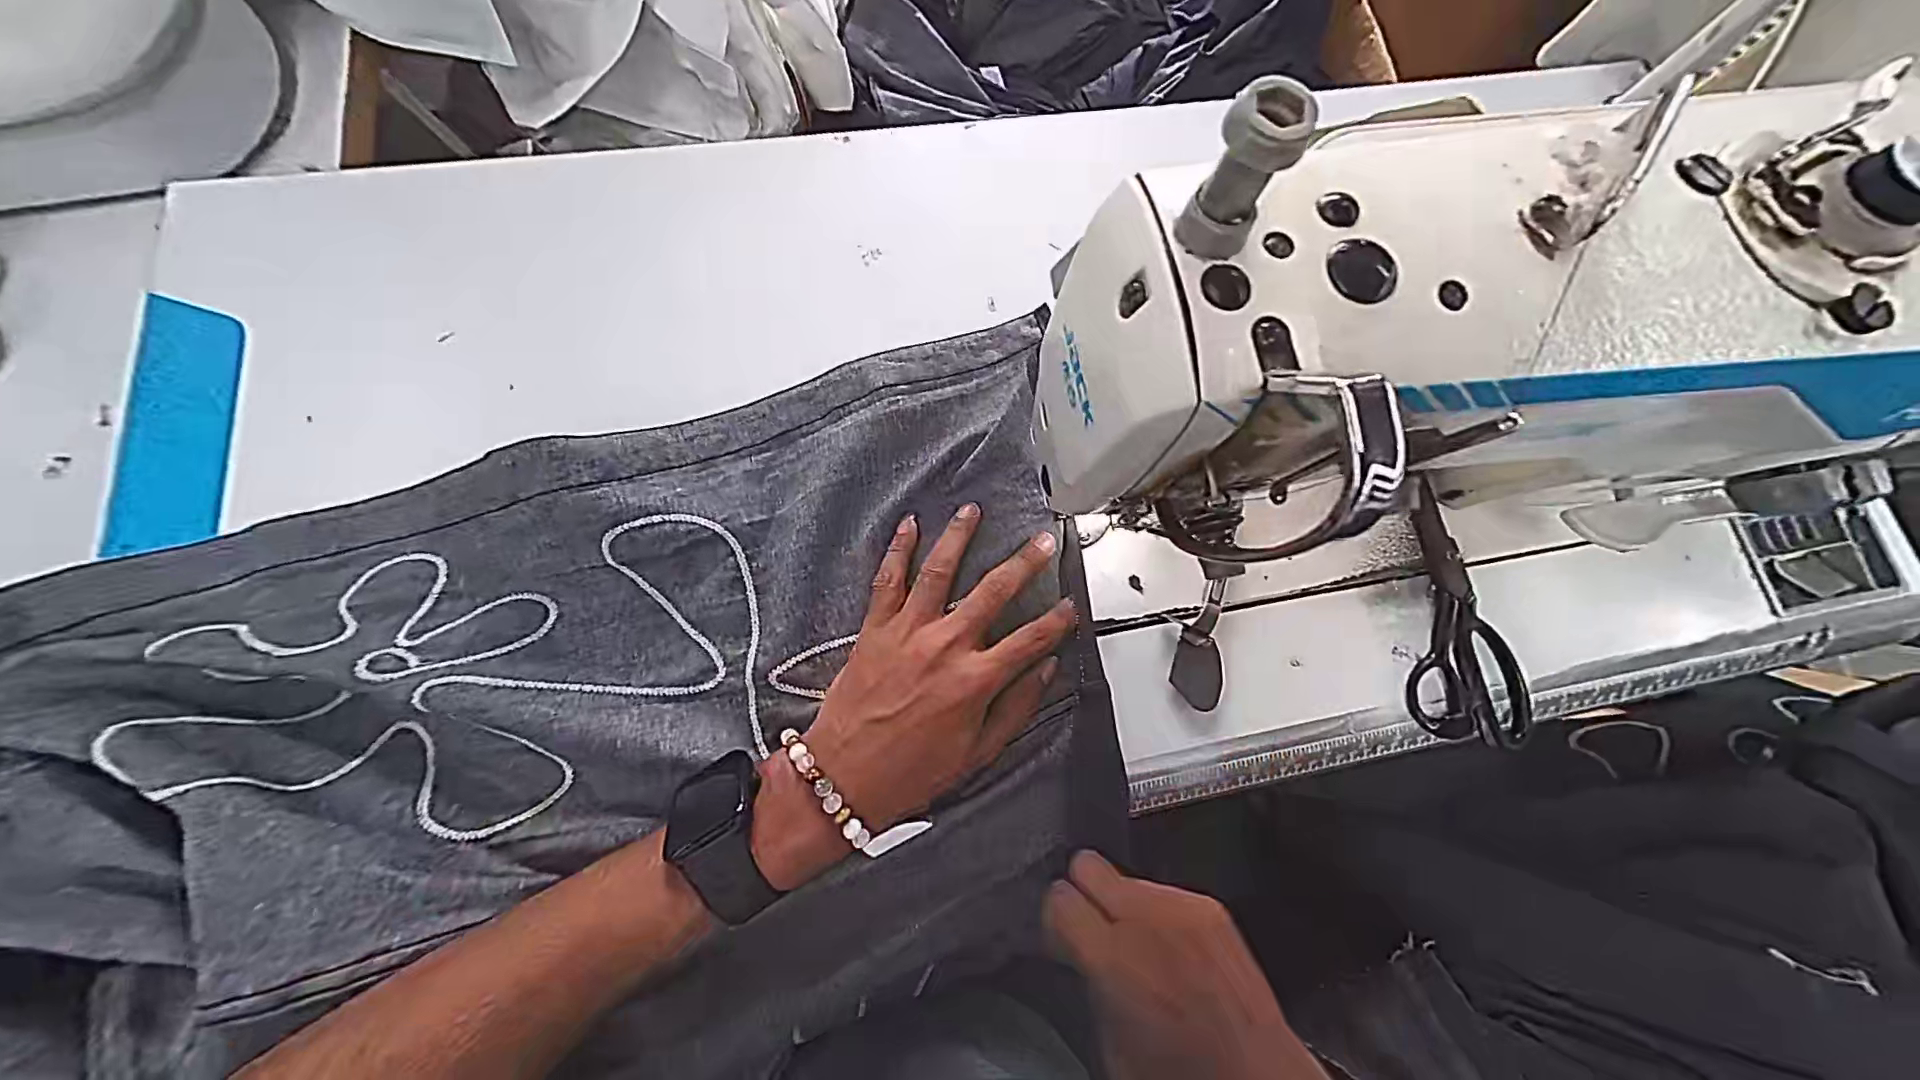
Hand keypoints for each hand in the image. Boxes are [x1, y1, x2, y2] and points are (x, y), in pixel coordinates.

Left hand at [750, 504, 1076, 888]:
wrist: (845, 777)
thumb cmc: (910, 770)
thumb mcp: (978, 751)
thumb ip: (1016, 707)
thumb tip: (1044, 672)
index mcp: (974, 680)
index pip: (1029, 639)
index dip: (1056, 621)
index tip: (1069, 606)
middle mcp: (944, 647)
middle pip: (993, 591)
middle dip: (1024, 562)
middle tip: (1041, 541)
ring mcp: (908, 632)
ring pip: (940, 571)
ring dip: (959, 537)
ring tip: (972, 511)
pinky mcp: (876, 629)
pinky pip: (888, 580)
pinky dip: (898, 550)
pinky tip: (908, 527)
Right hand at [1045, 851, 1327, 1079]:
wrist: (1257, 1076)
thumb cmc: (1186, 1073)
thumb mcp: (1109, 1045)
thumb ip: (1085, 981)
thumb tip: (1073, 950)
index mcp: (1111, 957)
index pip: (1057, 896)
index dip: (1056, 917)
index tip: (1062, 933)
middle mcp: (1144, 920)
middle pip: (1086, 863)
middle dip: (1082, 891)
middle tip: (1091, 924)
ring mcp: (1180, 907)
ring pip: (1124, 875)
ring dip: (1123, 904)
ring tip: (1140, 945)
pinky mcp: (1208, 906)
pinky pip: (1162, 890)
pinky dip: (1158, 912)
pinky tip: (1170, 947)